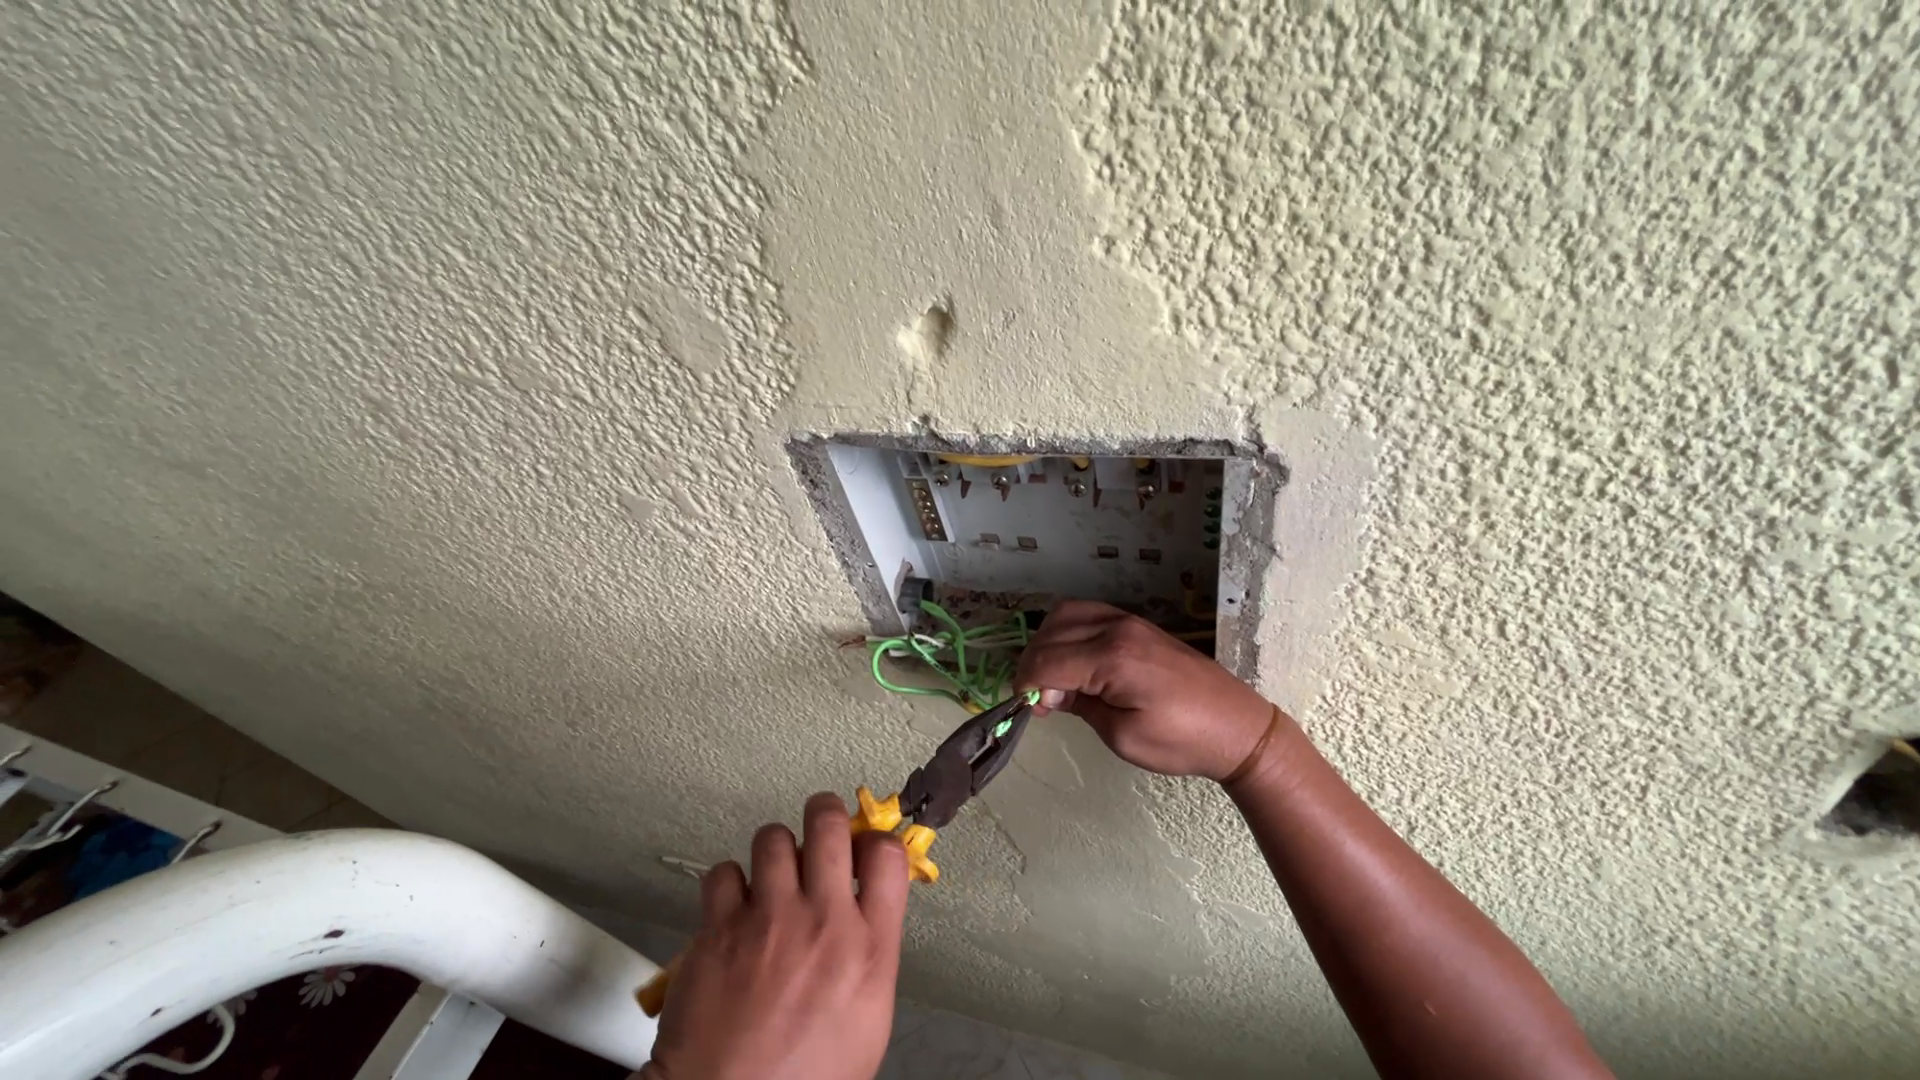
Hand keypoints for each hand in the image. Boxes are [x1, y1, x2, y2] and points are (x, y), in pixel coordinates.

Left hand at [639, 793, 908, 1079]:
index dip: (874, 841)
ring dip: (773, 850)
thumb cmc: (805, 1077)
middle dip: (824, 812)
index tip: (863, 847)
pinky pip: (723, 871)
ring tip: (770, 872)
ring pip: (772, 837)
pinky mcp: (719, 929)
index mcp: (869, 948)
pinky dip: (727, 883)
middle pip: (829, 824)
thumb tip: (865, 911)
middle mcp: (823, 922)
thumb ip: (870, 954)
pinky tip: (731, 906)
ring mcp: (769, 920)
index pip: (887, 854)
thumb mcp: (867, 1018)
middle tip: (819, 824)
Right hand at [1014, 600, 1281, 781]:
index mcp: (1113, 658)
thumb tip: (1048, 694)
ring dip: (1048, 643)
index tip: (1029, 710)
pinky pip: (1088, 613)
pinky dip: (1068, 632)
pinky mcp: (1137, 624)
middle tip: (1041, 701)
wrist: (1237, 727)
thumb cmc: (1182, 741)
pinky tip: (1073, 660)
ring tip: (1053, 679)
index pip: (1046, 660)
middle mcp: (1117, 629)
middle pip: (1050, 632)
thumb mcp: (1123, 737)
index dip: (1026, 685)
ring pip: (1065, 614)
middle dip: (1033, 665)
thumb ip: (1080, 707)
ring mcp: (1129, 621)